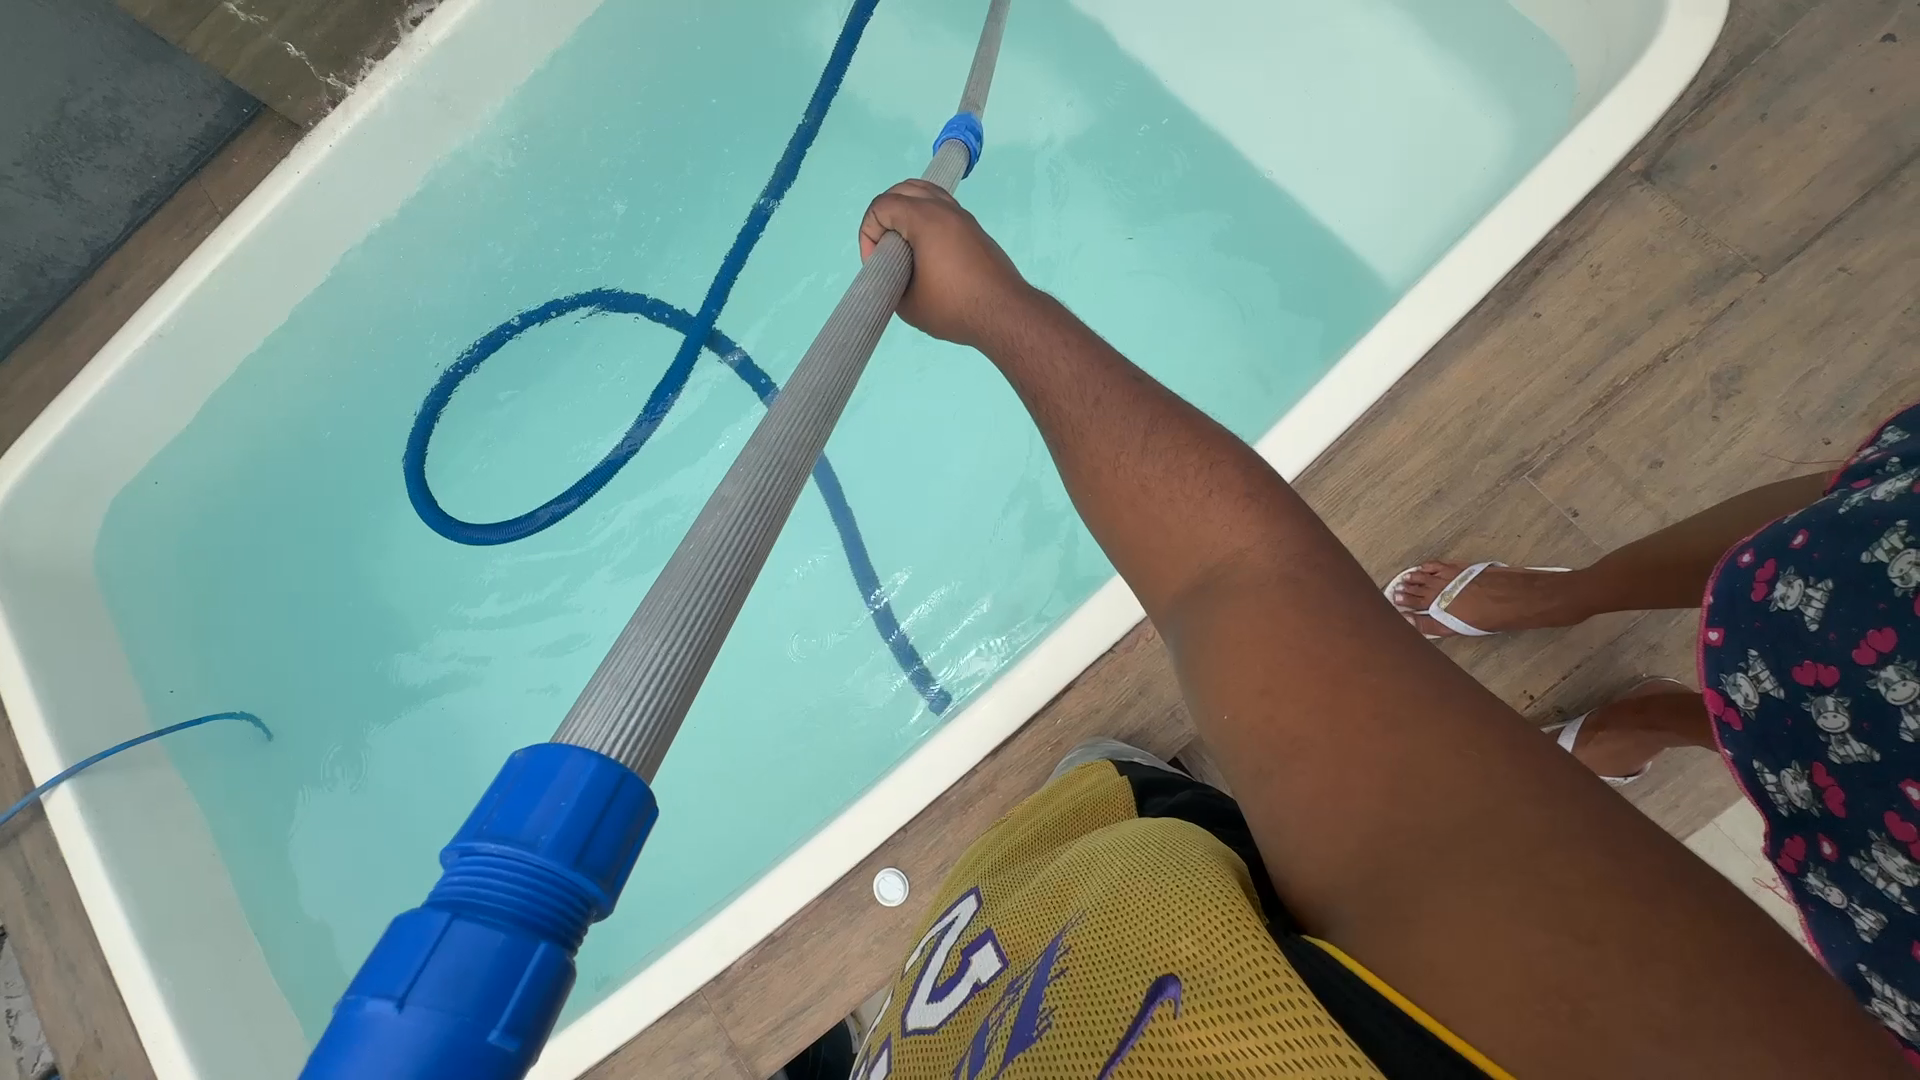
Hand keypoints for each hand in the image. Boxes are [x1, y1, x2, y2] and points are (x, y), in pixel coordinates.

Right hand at [860, 179, 1035, 350]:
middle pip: (903, 189)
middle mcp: (944, 209)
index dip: (868, 233)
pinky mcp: (974, 229)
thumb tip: (892, 275)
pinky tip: (925, 248)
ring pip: (926, 193)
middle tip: (883, 247)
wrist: (1004, 314)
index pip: (882, 205)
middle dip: (885, 214)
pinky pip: (943, 208)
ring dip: (907, 211)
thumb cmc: (955, 309)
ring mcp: (963, 217)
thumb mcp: (908, 305)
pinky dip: (927, 217)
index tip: (875, 262)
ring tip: (902, 244)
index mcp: (924, 219)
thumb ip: (890, 283)